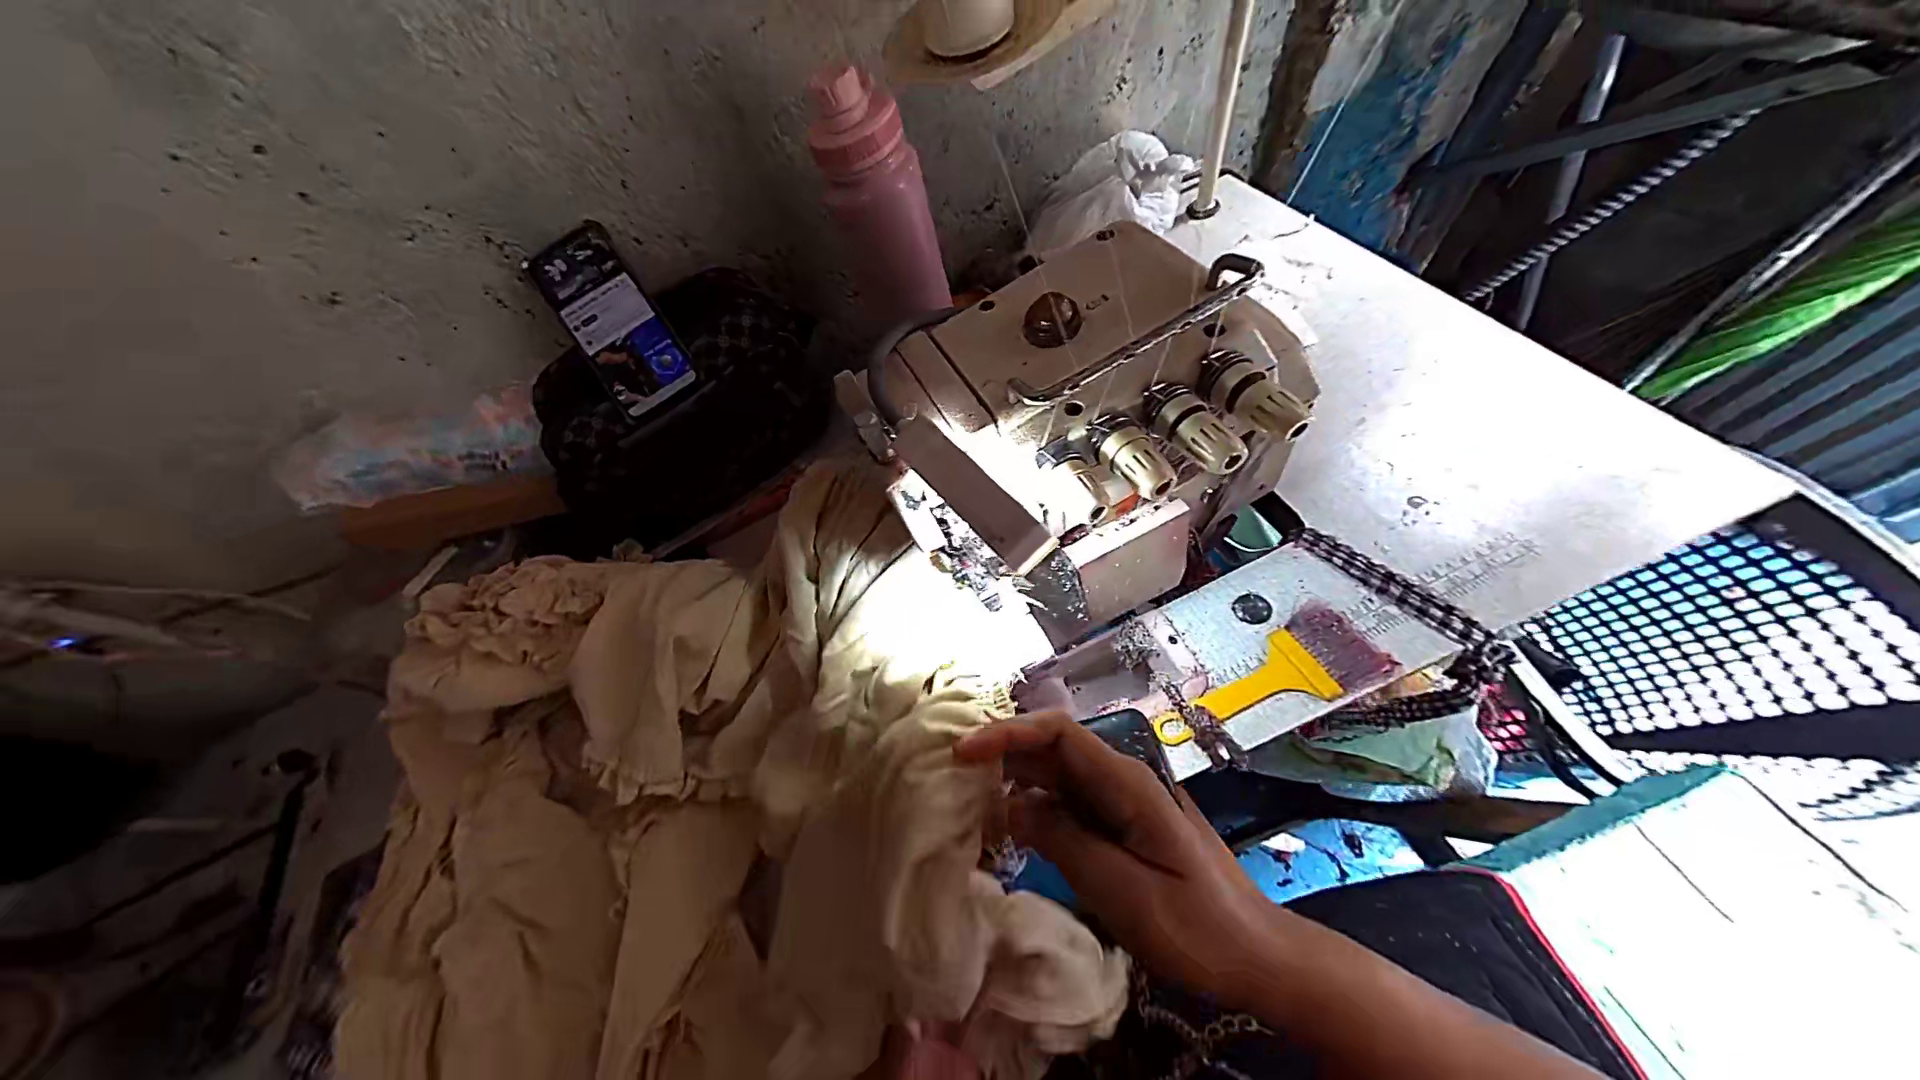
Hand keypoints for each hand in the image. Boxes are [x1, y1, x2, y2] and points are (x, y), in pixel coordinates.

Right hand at [954, 712, 1285, 1006]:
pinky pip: (1066, 804)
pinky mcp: (1117, 825)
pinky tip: (1006, 827)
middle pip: (1051, 748)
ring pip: (1054, 775)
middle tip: (950, 776)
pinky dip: (1032, 809)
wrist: (1256, 954)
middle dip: (1000, 754)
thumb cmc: (1196, 926)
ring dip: (1011, 781)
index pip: (1058, 732)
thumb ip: (1065, 842)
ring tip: (967, 798)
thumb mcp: (1124, 891)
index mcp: (1126, 781)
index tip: (962, 753)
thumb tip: (1011, 806)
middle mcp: (1120, 779)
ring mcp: (1119, 801)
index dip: (1007, 733)